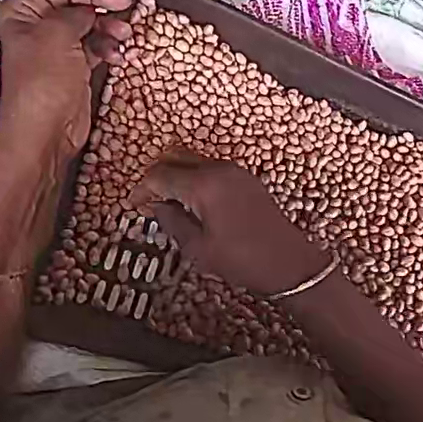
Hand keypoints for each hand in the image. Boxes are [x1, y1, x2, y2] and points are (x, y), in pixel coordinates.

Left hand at [0, 0, 134, 153]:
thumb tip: (91, 8)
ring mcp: (56, 51)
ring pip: (89, 29)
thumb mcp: (58, 36)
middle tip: (126, 16)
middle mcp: (37, 28)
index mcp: (23, 12)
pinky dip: (109, 49)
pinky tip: (119, 54)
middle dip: (104, 10)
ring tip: (125, 39)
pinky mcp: (72, 71)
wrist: (43, 133)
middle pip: (77, 6)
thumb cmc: (40, 88)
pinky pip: (95, 51)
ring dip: (110, 31)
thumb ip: (77, 13)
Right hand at [124, 154, 330, 295]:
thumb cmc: (242, 260)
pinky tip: (193, 203)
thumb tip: (157, 207)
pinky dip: (195, 179)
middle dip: (157, 177)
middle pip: (175, 158)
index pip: (160, 175)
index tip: (133, 205)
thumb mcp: (198, 248)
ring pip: (194, 160)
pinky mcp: (246, 179)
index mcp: (203, 184)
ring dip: (176, 176)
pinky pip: (211, 169)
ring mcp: (236, 171)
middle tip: (148, 201)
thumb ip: (172, 222)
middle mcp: (219, 169)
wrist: (289, 263)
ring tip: (168, 204)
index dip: (142, 190)